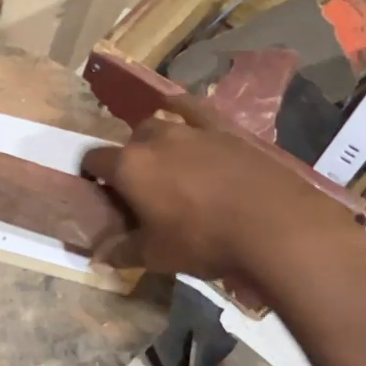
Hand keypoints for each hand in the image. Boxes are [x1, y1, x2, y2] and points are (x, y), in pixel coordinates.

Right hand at [80, 93, 365, 288]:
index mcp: (129, 167)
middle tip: (138, 188)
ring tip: (164, 162)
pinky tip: (177, 109)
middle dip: (127, 159)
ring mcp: (192, 129)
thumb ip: (122, 252)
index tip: (100, 194)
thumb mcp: (155, 256)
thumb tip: (98, 257)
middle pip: (129, 141)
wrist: (272, 225)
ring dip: (154, 140)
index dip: (93, 176)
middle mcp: (155, 139)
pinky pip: (194, 108)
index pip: (94, 160)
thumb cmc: (202, 241)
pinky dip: (181, 108)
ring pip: (160, 124)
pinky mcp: (226, 128)